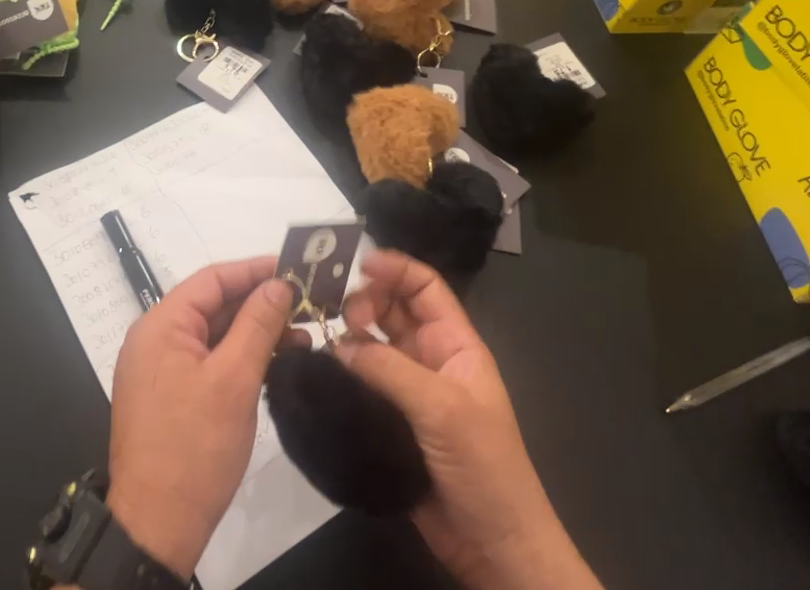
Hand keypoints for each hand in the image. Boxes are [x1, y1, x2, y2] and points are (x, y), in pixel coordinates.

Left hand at [104, 256, 299, 577]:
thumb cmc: (194, 445)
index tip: (296, 268)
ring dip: (255, 332)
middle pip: (213, 305)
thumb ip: (257, 325)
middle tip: (308, 303)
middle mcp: (157, 339)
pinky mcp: (173, 396)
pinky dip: (242, 358)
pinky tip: (276, 362)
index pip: (211, 279)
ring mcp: (163, 370)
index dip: (254, 270)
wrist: (157, 523)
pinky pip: (211, 362)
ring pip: (215, 335)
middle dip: (260, 303)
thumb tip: (280, 284)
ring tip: (302, 335)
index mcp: (161, 325)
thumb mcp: (233, 379)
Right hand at [338, 251, 599, 589]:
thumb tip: (338, 344)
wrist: (493, 545)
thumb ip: (389, 369)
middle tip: (333, 313)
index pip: (425, 288)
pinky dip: (338, 374)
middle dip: (363, 300)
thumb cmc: (484, 467)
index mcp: (455, 346)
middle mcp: (430, 361)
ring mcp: (408, 394)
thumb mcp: (442, 408)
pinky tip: (316, 372)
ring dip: (346, 336)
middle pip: (391, 311)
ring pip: (371, 347)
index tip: (356, 263)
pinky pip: (359, 386)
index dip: (395, 269)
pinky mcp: (388, 424)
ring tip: (316, 338)